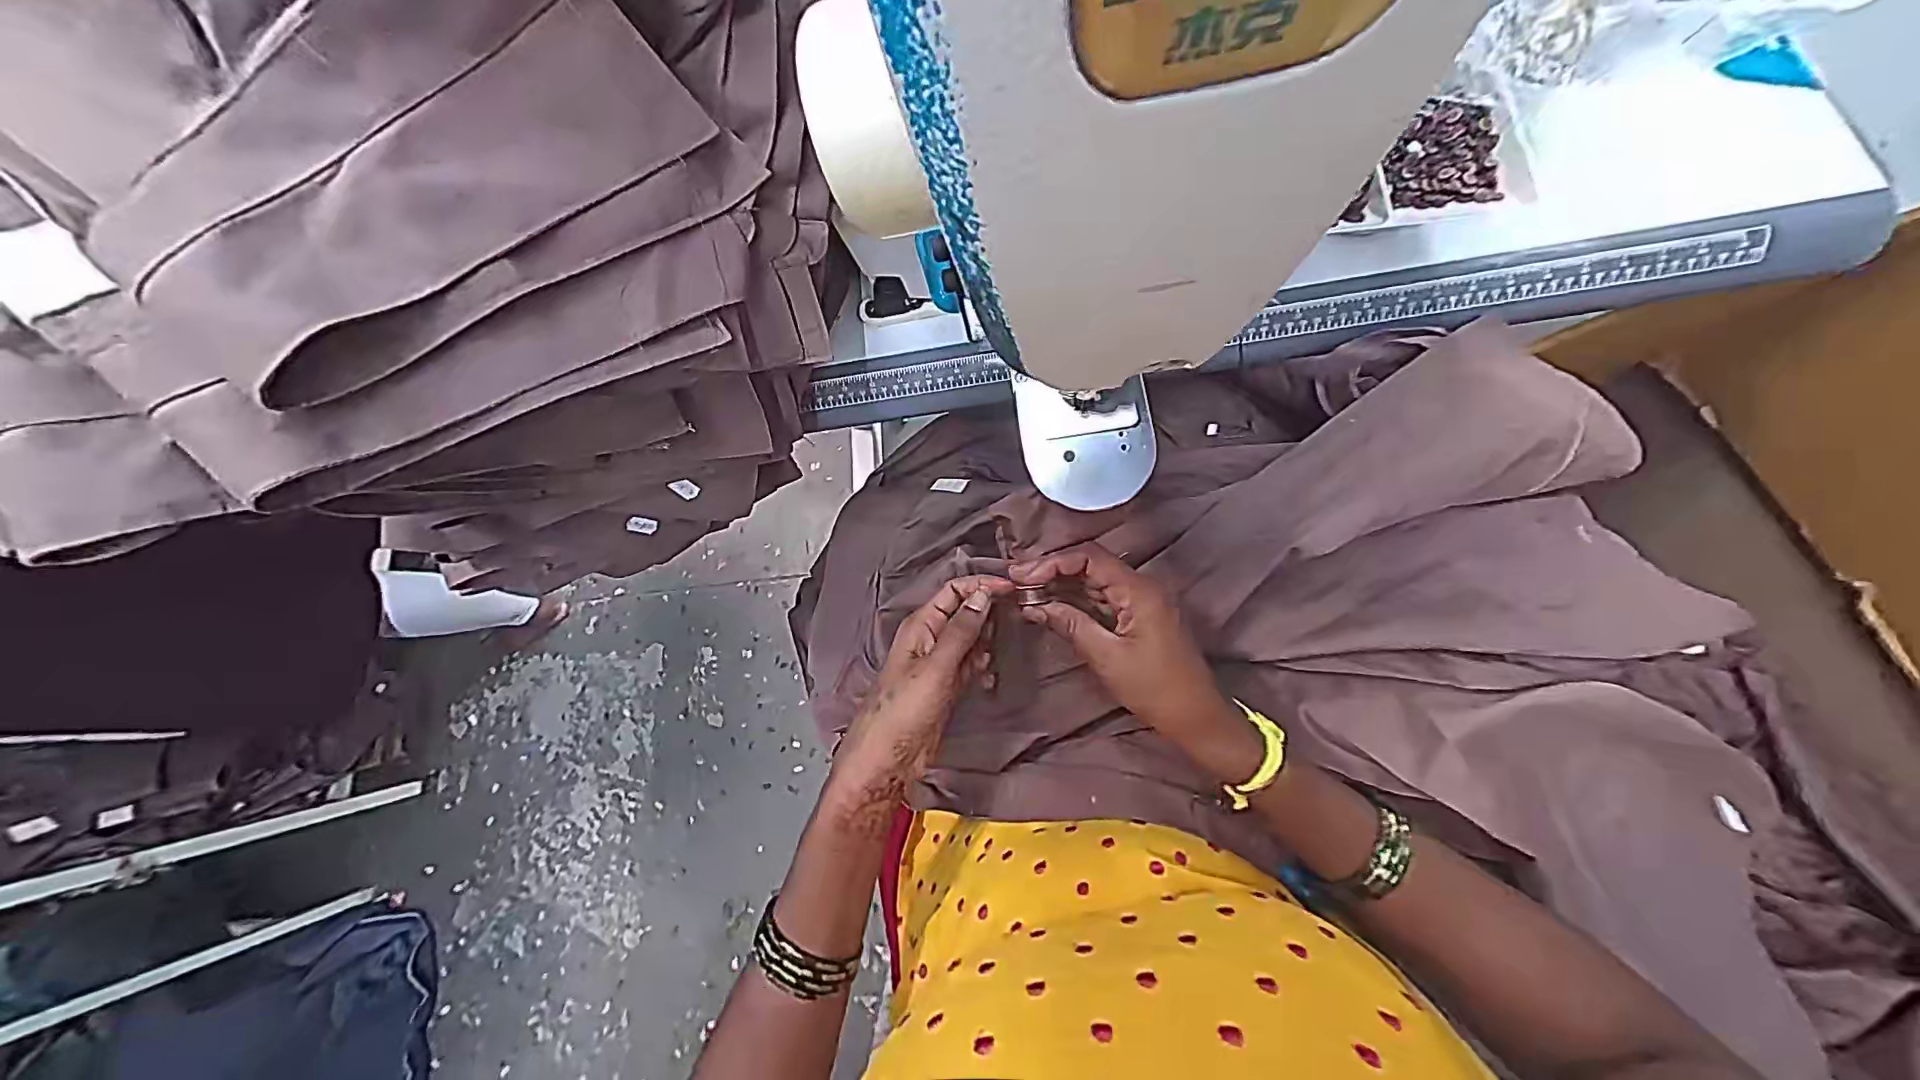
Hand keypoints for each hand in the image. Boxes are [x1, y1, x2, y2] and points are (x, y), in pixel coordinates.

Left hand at [823, 574, 1012, 831]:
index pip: (954, 590)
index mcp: (920, 626)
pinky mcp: (947, 686)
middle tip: (1017, 614)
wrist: (888, 761)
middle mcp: (929, 639)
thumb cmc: (901, 713)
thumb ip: (961, 630)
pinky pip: (971, 664)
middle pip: (965, 611)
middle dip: (989, 610)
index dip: (982, 585)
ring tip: (1004, 645)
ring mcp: (939, 663)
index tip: (1012, 588)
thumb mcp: (935, 667)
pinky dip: (982, 665)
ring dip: (988, 640)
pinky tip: (989, 673)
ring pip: (971, 638)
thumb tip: (983, 596)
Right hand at [1011, 546, 1239, 746]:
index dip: (1052, 562)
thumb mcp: (1107, 657)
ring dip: (1062, 586)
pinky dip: (1077, 601)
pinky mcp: (1140, 616)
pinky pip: (1104, 599)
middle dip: (1052, 571)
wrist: (1196, 716)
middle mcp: (1142, 587)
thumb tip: (1037, 606)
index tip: (1022, 576)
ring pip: (1095, 582)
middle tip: (1017, 581)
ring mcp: (1142, 601)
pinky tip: (1052, 606)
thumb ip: (1071, 624)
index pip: (1089, 558)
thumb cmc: (1155, 688)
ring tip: (1028, 593)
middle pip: (1091, 565)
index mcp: (1139, 590)